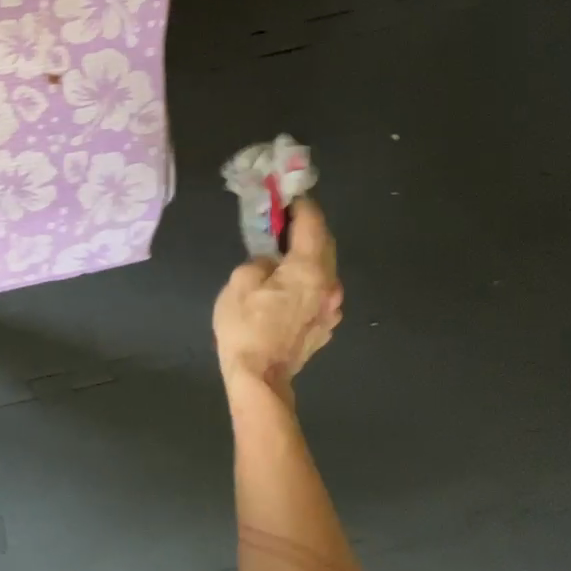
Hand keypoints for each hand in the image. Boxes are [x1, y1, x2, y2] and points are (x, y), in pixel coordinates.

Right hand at [212, 197, 342, 402]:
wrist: (261, 376)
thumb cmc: (246, 326)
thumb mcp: (239, 283)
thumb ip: (258, 262)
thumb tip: (270, 261)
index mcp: (310, 270)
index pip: (312, 225)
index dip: (301, 205)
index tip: (288, 193)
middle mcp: (329, 285)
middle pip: (324, 246)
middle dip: (306, 228)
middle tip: (282, 218)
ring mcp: (331, 307)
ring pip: (323, 270)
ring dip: (307, 255)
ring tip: (282, 251)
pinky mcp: (324, 325)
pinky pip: (317, 291)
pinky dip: (305, 279)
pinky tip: (285, 285)